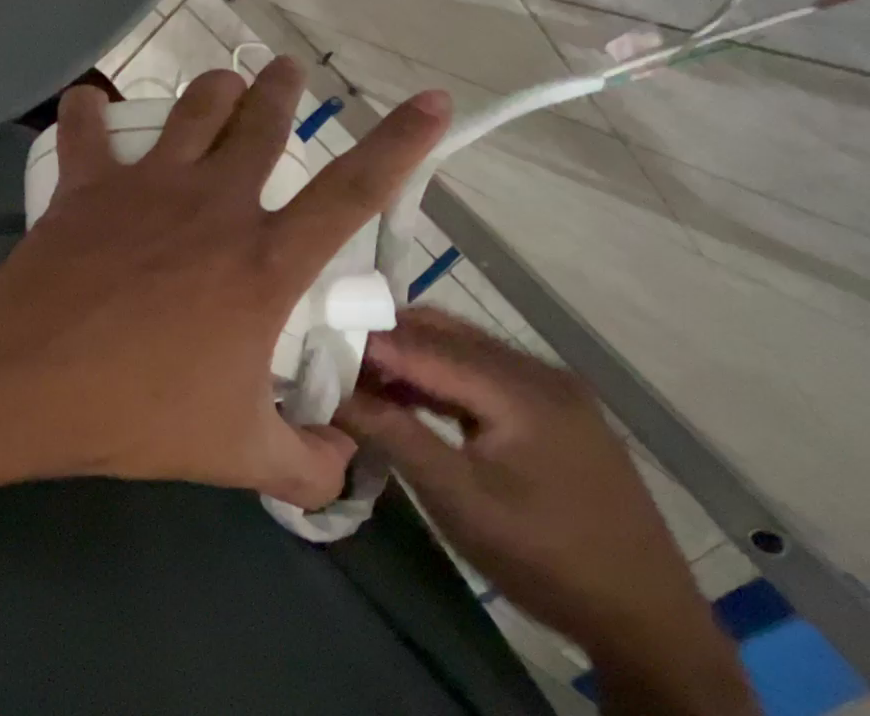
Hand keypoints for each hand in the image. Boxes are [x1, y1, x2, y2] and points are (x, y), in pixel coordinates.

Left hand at [0, 60, 449, 508]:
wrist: (30, 380)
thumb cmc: (138, 413)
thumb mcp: (239, 455)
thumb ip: (306, 464)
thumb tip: (343, 463)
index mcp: (266, 262)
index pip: (355, 191)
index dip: (402, 144)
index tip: (432, 101)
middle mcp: (214, 206)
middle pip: (262, 124)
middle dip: (281, 90)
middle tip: (286, 72)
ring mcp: (146, 187)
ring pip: (193, 109)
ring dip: (212, 90)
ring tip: (221, 85)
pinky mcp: (85, 187)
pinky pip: (86, 126)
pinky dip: (88, 107)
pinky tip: (89, 102)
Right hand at [335, 309, 755, 712]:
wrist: (642, 615)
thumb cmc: (541, 553)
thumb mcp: (454, 495)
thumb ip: (390, 432)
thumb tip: (327, 388)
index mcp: (521, 388)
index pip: (422, 345)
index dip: (362, 342)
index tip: (307, 344)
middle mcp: (540, 374)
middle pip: (444, 334)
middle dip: (381, 340)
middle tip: (325, 358)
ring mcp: (554, 392)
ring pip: (463, 352)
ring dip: (408, 358)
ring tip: (355, 380)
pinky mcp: (556, 415)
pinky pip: (483, 376)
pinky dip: (438, 379)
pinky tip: (406, 400)